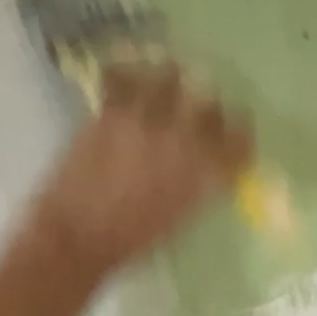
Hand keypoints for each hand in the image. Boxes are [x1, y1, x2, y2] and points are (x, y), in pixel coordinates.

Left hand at [29, 62, 252, 273]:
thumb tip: (209, 169)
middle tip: (196, 113)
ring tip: (160, 89)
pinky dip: (125, 74)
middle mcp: (182, 139)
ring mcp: (146, 120)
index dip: (239, 136)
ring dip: (169, 81)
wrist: (76, 237)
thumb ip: (198, 186)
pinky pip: (122, 76)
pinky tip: (124, 80)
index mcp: (205, 173)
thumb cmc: (129, 241)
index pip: (240, 140)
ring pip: (170, 76)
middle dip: (206, 108)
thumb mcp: (179, 218)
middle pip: (209, 104)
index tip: (232, 138)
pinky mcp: (110, 111)